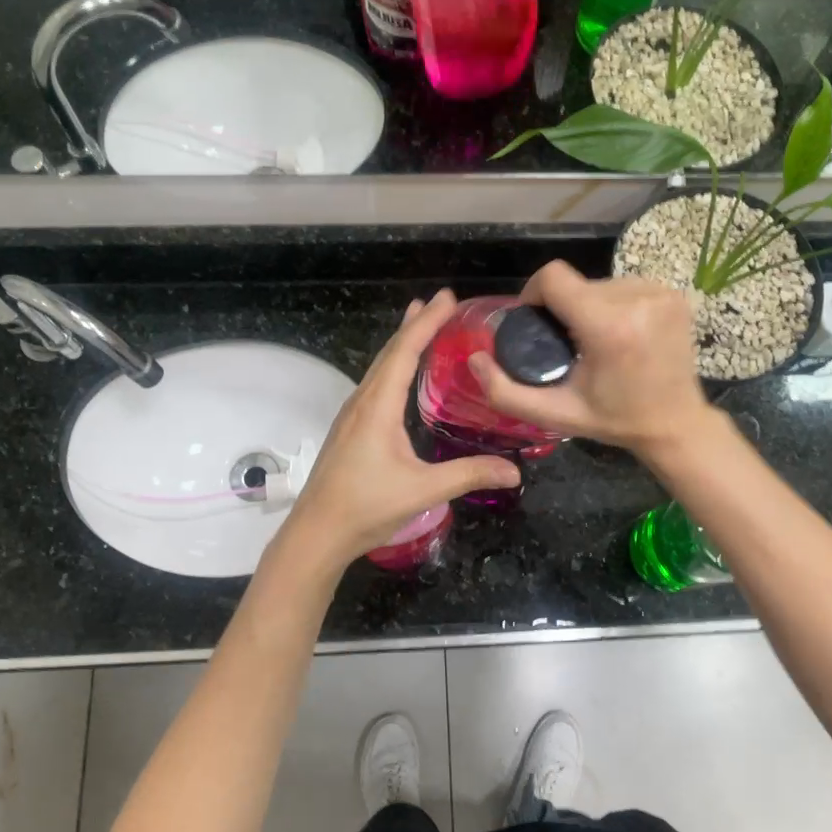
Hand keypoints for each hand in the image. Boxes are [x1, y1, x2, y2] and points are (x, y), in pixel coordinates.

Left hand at [281, 290, 521, 565]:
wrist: (317, 533)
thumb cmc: (366, 507)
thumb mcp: (423, 490)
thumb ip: (468, 475)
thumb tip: (514, 471)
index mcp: (378, 407)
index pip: (405, 353)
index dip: (427, 323)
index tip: (446, 298)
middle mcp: (362, 404)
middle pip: (389, 353)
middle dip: (414, 325)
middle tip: (438, 302)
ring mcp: (352, 417)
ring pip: (379, 369)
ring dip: (401, 345)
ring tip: (419, 326)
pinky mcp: (350, 431)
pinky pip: (374, 386)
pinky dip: (392, 368)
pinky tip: (400, 378)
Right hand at [467, 261, 714, 455]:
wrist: (675, 424)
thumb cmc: (614, 421)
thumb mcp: (555, 413)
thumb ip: (506, 393)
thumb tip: (475, 360)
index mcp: (609, 327)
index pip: (554, 277)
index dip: (534, 293)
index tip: (534, 320)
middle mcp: (637, 301)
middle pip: (578, 283)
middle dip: (565, 307)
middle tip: (565, 342)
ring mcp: (660, 294)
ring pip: (602, 282)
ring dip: (590, 305)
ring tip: (592, 339)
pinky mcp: (674, 294)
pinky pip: (627, 286)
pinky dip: (616, 304)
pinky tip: (619, 333)